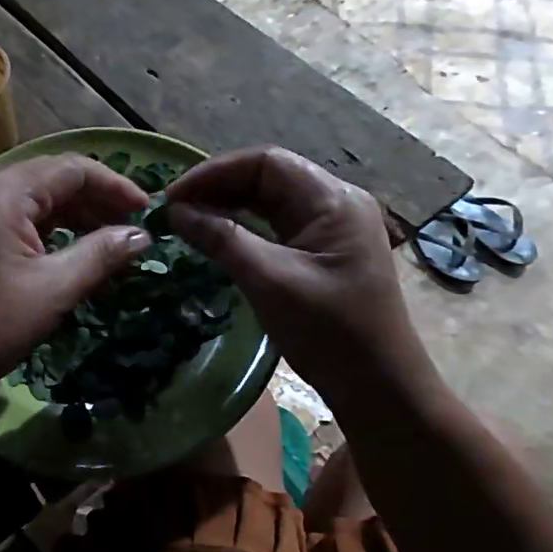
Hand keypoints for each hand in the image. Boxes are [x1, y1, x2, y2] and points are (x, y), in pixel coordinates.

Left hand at [0, 154, 152, 403]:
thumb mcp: (52, 291)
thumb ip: (101, 255)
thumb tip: (142, 236)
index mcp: (1, 195)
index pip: (72, 169)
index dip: (117, 187)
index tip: (148, 214)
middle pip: (52, 180)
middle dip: (97, 204)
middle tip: (132, 234)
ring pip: (33, 203)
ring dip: (74, 220)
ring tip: (108, 250)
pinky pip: (13, 222)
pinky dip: (47, 236)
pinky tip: (70, 260)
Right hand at [164, 146, 419, 393]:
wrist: (379, 389)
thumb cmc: (330, 333)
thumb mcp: (270, 281)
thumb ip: (222, 239)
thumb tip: (175, 212)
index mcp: (334, 200)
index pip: (266, 162)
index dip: (214, 172)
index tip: (173, 197)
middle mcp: (337, 203)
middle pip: (269, 178)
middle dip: (219, 189)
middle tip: (174, 211)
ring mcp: (334, 229)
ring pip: (272, 202)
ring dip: (229, 208)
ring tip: (187, 222)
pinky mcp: (326, 253)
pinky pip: (279, 227)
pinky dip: (245, 229)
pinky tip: (217, 239)